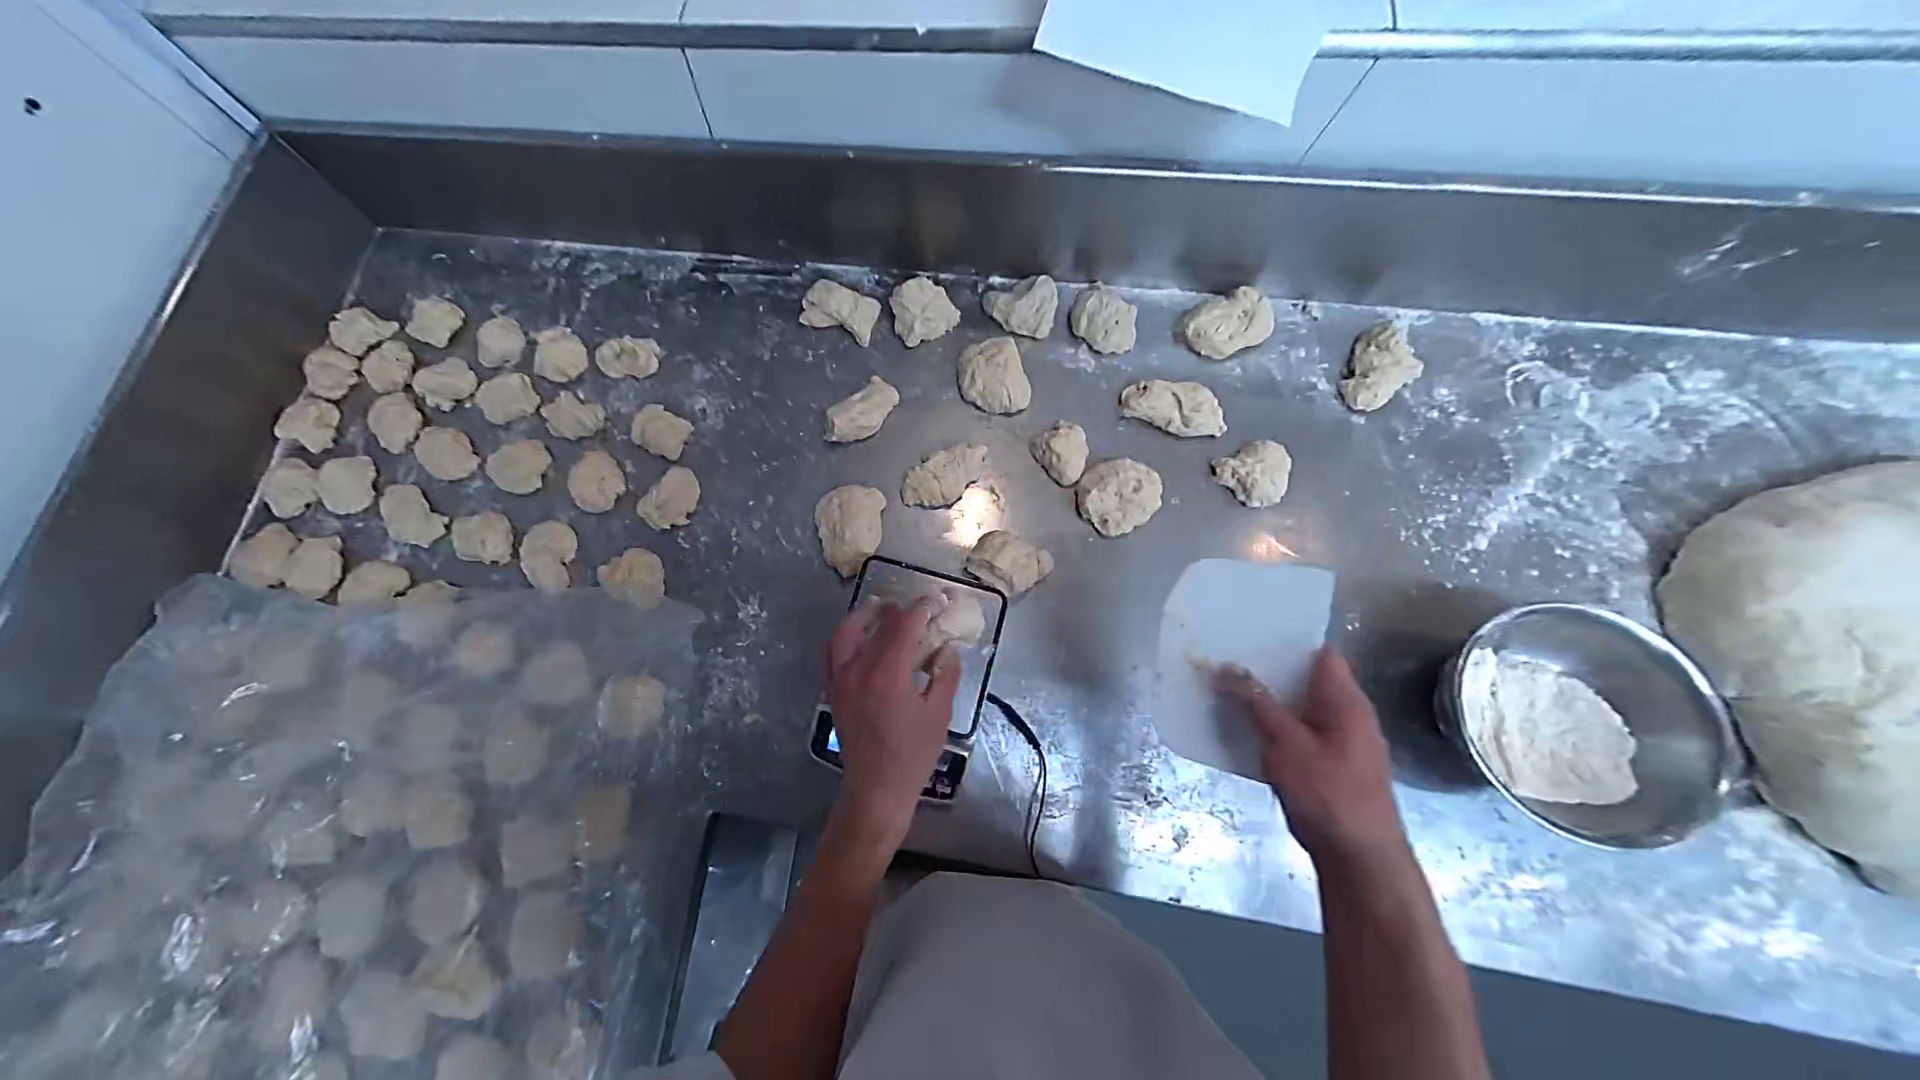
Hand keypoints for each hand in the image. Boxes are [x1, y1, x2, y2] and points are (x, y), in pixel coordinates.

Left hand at [824, 599, 961, 848]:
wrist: (876, 790)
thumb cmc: (912, 756)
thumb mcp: (939, 714)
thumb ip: (945, 675)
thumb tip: (948, 649)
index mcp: (887, 674)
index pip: (904, 626)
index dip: (922, 609)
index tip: (937, 601)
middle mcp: (857, 670)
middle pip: (874, 625)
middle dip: (896, 610)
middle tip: (914, 608)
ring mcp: (839, 681)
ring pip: (844, 634)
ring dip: (863, 618)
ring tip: (881, 612)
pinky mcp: (832, 693)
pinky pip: (831, 655)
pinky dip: (844, 640)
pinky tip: (859, 641)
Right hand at [1216, 649, 1407, 865]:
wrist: (1360, 860)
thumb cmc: (1329, 796)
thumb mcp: (1287, 746)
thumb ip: (1258, 705)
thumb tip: (1228, 667)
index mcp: (1346, 702)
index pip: (1320, 654)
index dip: (1287, 640)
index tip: (1249, 632)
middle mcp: (1348, 716)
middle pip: (1305, 680)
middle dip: (1267, 671)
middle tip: (1225, 659)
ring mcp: (1340, 742)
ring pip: (1298, 708)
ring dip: (1267, 701)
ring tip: (1225, 689)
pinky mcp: (1329, 765)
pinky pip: (1296, 733)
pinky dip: (1273, 727)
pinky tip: (1243, 730)